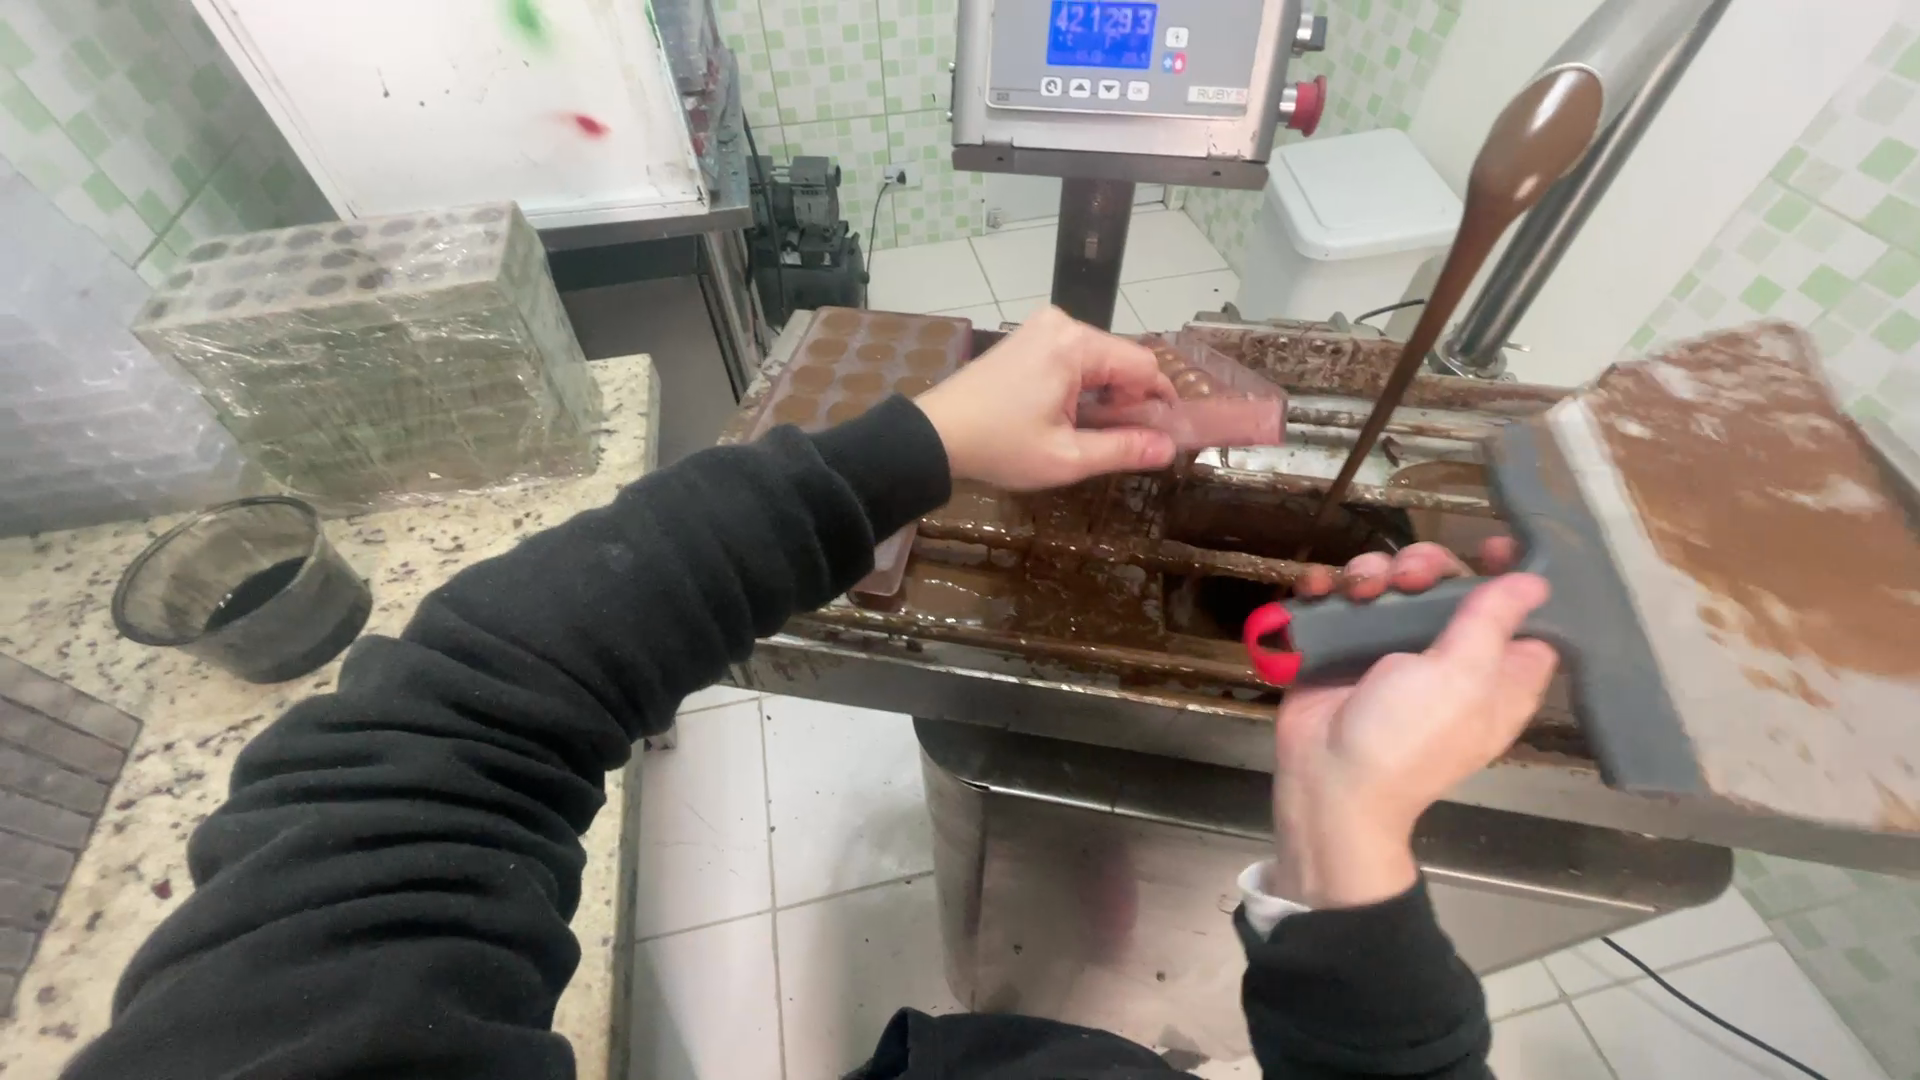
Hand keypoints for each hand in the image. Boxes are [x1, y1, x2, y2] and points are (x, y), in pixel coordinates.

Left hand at [912, 306, 1176, 490]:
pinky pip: (1071, 358)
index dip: (1157, 402)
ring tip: (1083, 432)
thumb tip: (1169, 448)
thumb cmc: (1000, 447)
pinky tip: (1064, 416)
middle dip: (1126, 400)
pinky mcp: (1026, 339)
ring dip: (1102, 395)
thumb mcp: (1066, 457)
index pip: (1143, 365)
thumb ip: (1123, 449)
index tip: (1157, 436)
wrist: (935, 435)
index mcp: (1075, 344)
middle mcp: (1061, 323)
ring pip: (1097, 360)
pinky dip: (1079, 386)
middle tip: (1113, 441)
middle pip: (1120, 359)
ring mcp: (1040, 327)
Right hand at [1266, 540, 1556, 908]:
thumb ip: (1490, 623)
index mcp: (1491, 671)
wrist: (1326, 775)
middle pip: (1444, 585)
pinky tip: (1317, 588)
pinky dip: (1325, 588)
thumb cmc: (1406, 736)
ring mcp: (1386, 649)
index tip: (1489, 547)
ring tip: (1357, 589)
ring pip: (1387, 585)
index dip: (1511, 575)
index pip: (1518, 612)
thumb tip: (1535, 581)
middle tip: (1407, 577)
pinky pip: (1336, 602)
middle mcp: (1443, 654)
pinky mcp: (1339, 647)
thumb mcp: (1458, 679)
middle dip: (1423, 566)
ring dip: (1370, 572)